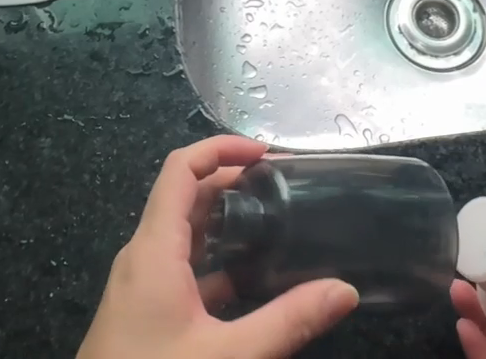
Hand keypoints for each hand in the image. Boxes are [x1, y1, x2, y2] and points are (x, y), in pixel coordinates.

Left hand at [79, 135, 359, 358]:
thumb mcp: (228, 355)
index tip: (267, 154)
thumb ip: (287, 321)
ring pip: (185, 234)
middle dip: (233, 182)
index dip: (222, 148)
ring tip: (275, 223)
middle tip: (283, 186)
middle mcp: (143, 257)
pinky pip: (182, 269)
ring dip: (226, 222)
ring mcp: (141, 287)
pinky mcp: (144, 315)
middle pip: (187, 196)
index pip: (181, 168)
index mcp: (154, 249)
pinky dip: (216, 262)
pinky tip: (250, 280)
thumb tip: (344, 291)